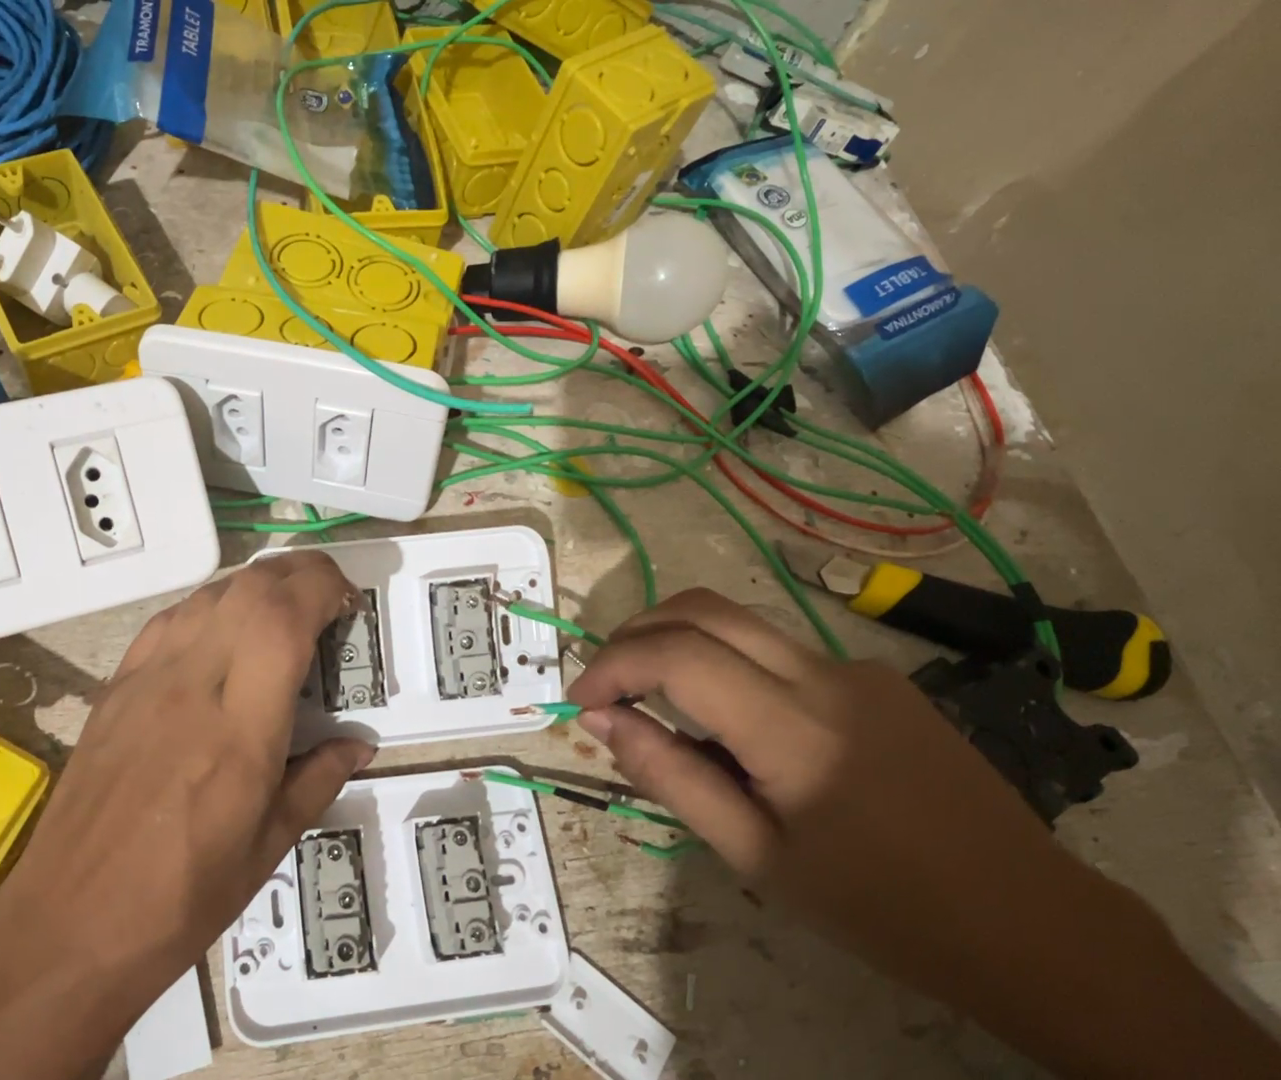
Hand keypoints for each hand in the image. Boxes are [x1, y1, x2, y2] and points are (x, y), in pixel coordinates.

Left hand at [0, 552, 374, 1079]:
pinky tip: (221, 641)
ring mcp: (144, 680)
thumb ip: (317, 779)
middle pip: (247, 589)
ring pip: (206, 595)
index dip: (322, 586)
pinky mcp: (113, 688)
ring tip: (282, 616)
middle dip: (297, 573)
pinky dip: (208, 609)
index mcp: (240, 728)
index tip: (348, 601)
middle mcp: (190, 685)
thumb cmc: (183, 898)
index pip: (282, 617)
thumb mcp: (269, 846)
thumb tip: (357, 745)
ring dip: (254, 588)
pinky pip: (168, 621)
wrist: (71, 924)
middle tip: (327, 599)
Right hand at [567, 588, 1280, 1077]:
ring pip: (740, 624)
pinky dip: (729, 667)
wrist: (1031, 923)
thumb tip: (604, 721)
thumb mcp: (758, 857)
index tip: (583, 704)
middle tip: (605, 686)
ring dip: (678, 645)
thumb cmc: (881, 908)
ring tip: (656, 706)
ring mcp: (858, 669)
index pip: (675, 654)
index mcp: (794, 727)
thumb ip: (673, 777)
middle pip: (702, 608)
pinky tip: (734, 728)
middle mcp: (825, 674)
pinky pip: (781, 653)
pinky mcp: (879, 680)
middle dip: (634, 633)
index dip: (612, 666)